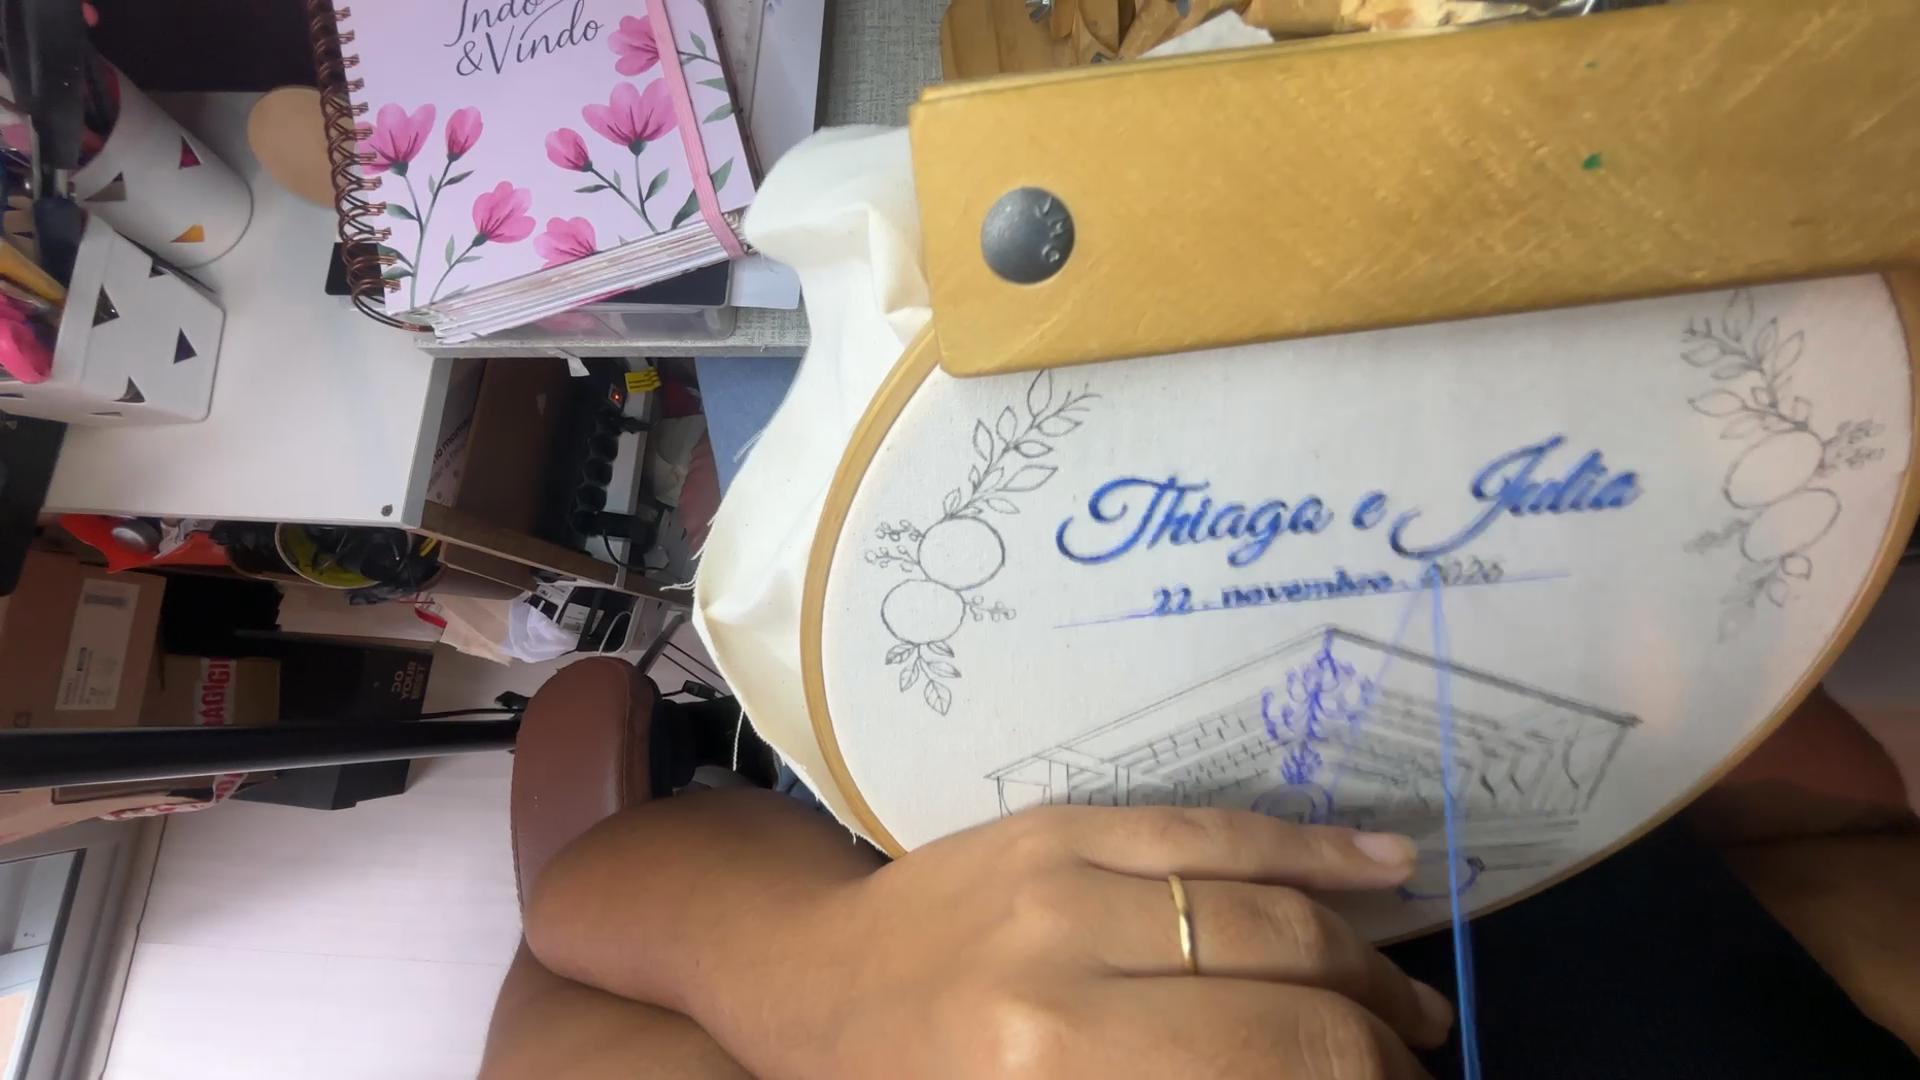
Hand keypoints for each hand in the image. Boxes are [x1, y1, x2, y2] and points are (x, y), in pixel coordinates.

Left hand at [763, 806, 1451, 1079]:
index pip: (1263, 1066)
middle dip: (1373, 1033)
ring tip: (1410, 992)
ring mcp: (1066, 871)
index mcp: (1059, 1068)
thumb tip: (1302, 1074)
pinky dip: (1301, 848)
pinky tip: (1375, 863)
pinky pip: (1203, 827)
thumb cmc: (915, 1079)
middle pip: (1278, 990)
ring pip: (1256, 900)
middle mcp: (1071, 965)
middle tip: (1416, 1055)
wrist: (826, 969)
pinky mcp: (1061, 818)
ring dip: (1355, 949)